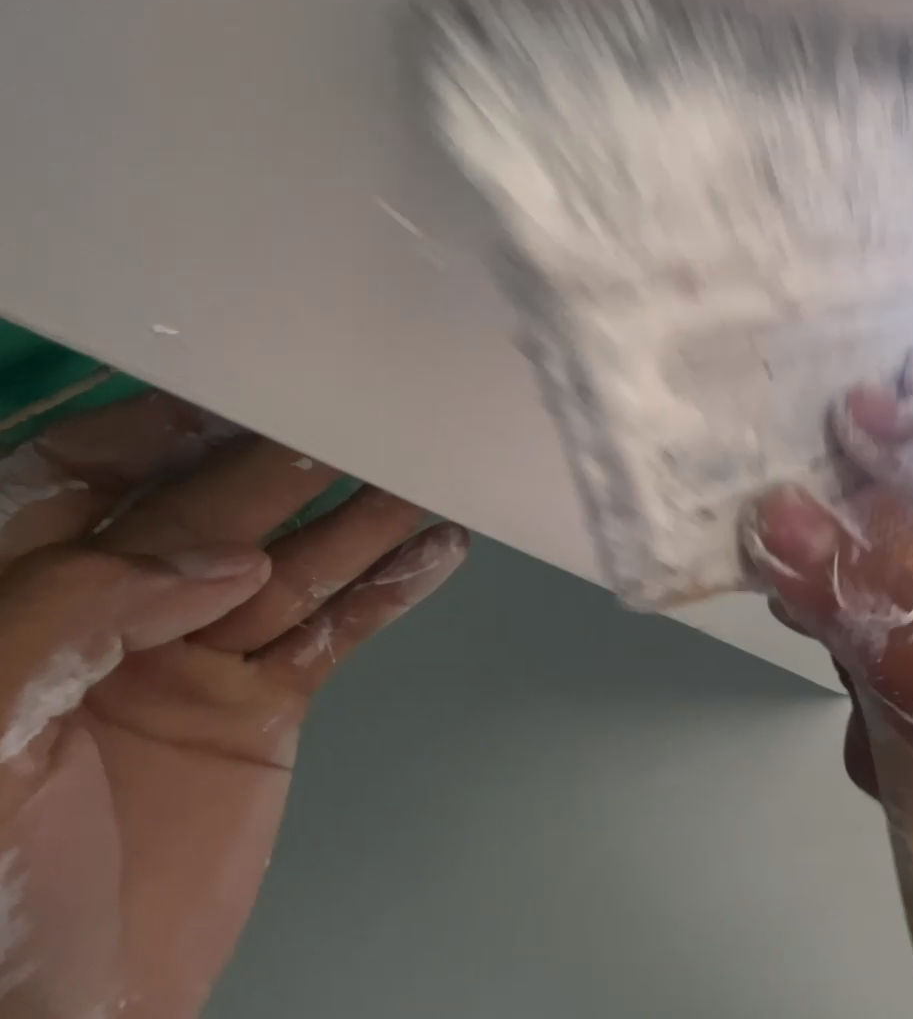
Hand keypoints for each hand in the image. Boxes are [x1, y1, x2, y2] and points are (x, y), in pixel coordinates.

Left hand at [0, 392, 468, 1018]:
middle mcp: (102, 618)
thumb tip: (216, 559)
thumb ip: (66, 623)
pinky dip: (392, 588)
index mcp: (5, 607)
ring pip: (297, 566)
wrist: (57, 1013)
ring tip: (434, 474)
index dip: (164, 429)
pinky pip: (339, 629)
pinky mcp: (265, 702)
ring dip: (368, 519)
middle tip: (375, 424)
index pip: (80, 481)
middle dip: (296, 467)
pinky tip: (436, 549)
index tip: (251, 390)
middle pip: (215, 515)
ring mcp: (192, 659)